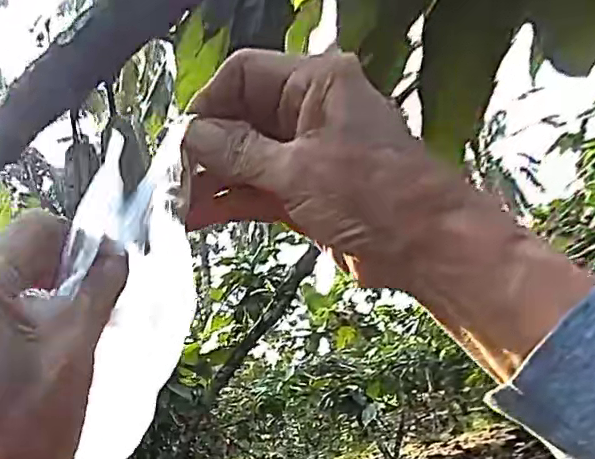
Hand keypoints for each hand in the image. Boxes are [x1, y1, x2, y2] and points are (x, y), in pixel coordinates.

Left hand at [0, 210, 127, 458]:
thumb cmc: (32, 430)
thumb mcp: (75, 351)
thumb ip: (97, 289)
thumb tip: (117, 252)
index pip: (38, 228)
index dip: (83, 248)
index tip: (113, 283)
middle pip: (26, 254)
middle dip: (69, 277)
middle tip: (100, 318)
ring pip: (19, 286)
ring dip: (57, 304)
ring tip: (79, 345)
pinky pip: (7, 315)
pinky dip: (38, 325)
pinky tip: (57, 360)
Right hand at [182, 49, 593, 378]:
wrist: (419, 245)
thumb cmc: (374, 196)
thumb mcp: (297, 170)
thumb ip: (240, 153)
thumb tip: (194, 137)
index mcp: (314, 84)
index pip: (244, 76)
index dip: (207, 106)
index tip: (181, 142)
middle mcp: (309, 114)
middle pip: (241, 120)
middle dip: (207, 151)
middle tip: (175, 182)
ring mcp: (308, 157)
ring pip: (248, 161)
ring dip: (215, 183)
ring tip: (181, 207)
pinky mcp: (307, 195)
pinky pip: (260, 192)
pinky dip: (234, 203)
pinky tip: (204, 217)